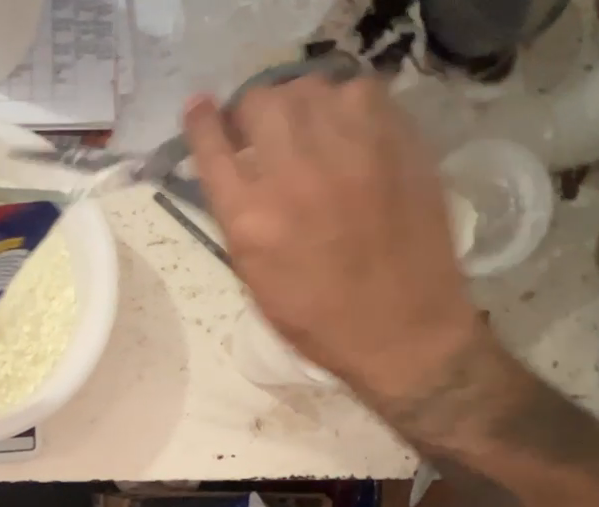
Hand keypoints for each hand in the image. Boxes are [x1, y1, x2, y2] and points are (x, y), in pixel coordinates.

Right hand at [184, 76, 493, 408]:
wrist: (398, 326)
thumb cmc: (315, 317)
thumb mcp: (255, 275)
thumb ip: (240, 217)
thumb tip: (234, 174)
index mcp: (249, 217)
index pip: (212, 146)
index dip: (201, 121)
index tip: (200, 108)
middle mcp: (292, 173)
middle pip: (259, 102)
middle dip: (252, 112)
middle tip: (259, 130)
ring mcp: (348, 150)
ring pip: (308, 88)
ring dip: (297, 103)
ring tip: (304, 126)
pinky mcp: (395, 141)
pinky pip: (359, 92)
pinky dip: (344, 103)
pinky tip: (346, 129)